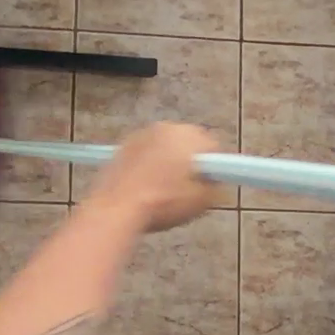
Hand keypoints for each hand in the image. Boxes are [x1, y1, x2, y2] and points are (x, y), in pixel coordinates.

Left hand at [89, 123, 219, 232]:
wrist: (117, 207)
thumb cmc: (164, 202)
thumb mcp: (202, 201)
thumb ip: (216, 186)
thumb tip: (216, 181)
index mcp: (188, 135)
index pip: (213, 146)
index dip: (215, 167)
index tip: (210, 184)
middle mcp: (165, 127)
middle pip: (188, 142)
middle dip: (190, 160)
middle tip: (188, 187)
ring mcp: (141, 134)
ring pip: (165, 146)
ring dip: (168, 161)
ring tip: (164, 190)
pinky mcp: (122, 146)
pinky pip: (145, 152)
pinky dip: (149, 164)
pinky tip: (146, 186)